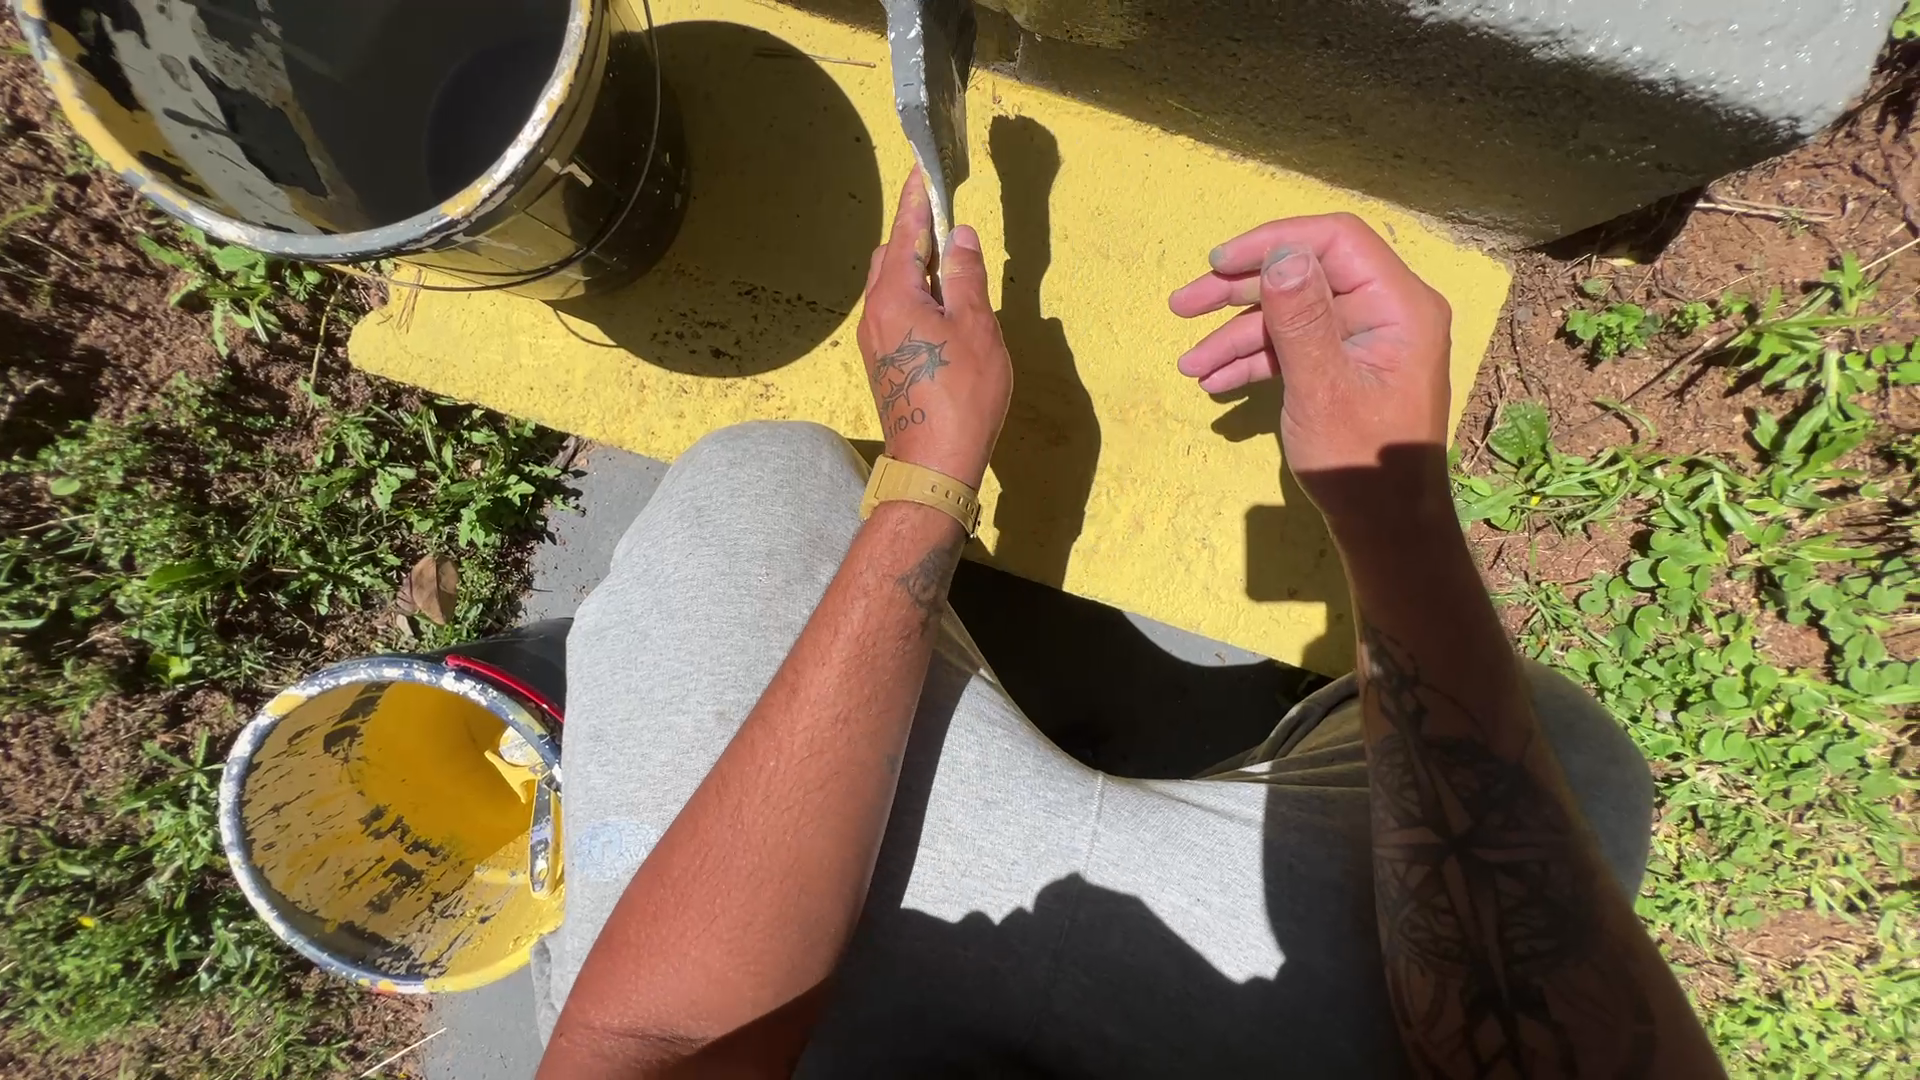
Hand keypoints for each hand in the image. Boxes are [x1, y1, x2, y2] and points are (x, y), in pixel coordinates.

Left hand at [857, 170, 1012, 489]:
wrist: (933, 463)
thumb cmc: (962, 394)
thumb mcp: (977, 328)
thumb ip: (967, 277)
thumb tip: (961, 238)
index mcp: (895, 297)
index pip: (906, 234)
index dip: (918, 201)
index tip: (923, 173)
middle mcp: (874, 315)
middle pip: (890, 260)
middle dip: (916, 238)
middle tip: (950, 231)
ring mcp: (873, 343)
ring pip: (890, 290)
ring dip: (916, 273)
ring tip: (951, 274)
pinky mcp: (881, 365)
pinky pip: (893, 316)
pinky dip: (913, 300)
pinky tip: (939, 314)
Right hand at [1168, 213, 1453, 526]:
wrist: (1382, 522)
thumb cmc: (1359, 459)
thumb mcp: (1323, 389)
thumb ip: (1300, 320)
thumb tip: (1279, 256)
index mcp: (1396, 305)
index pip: (1334, 242)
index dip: (1272, 243)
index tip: (1217, 264)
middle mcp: (1381, 312)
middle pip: (1301, 277)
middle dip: (1238, 292)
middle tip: (1182, 306)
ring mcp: (1358, 341)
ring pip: (1287, 316)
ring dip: (1234, 337)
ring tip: (1189, 365)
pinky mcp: (1338, 367)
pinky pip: (1290, 350)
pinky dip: (1251, 363)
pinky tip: (1214, 383)